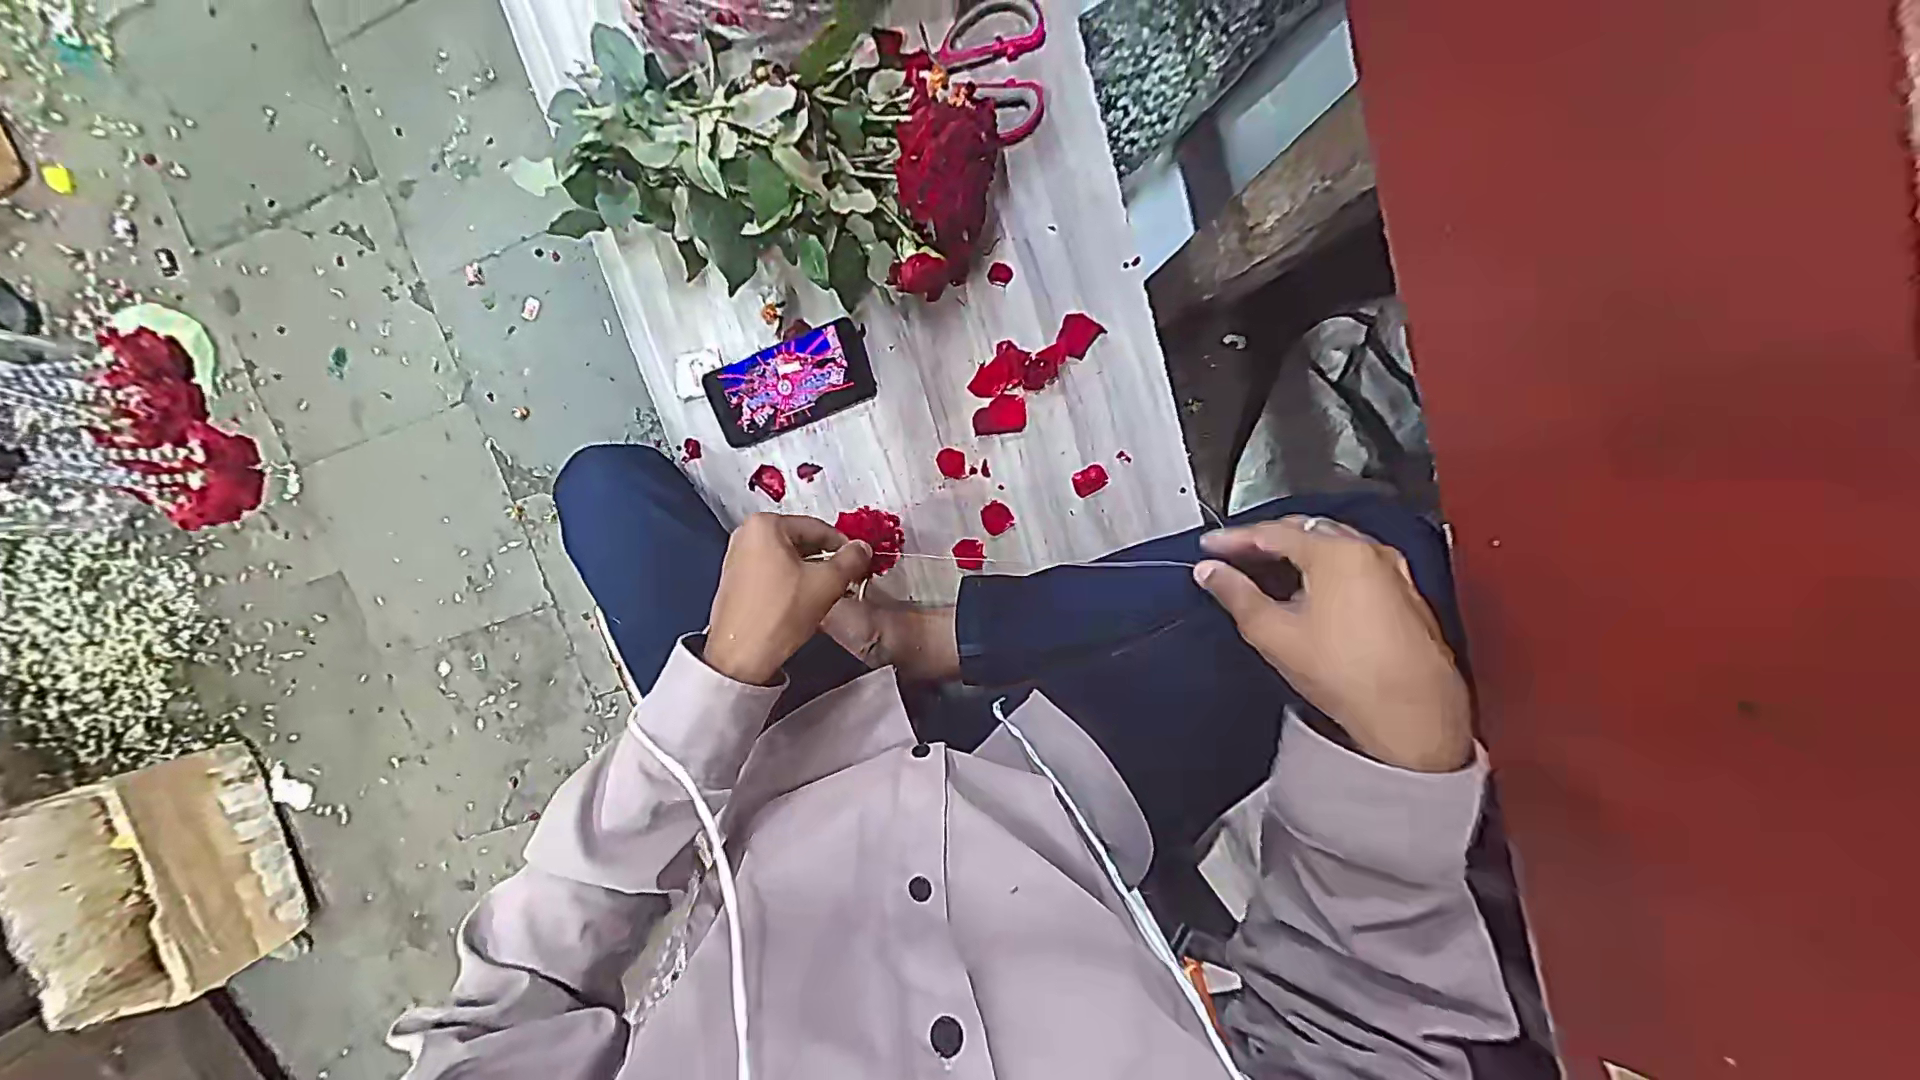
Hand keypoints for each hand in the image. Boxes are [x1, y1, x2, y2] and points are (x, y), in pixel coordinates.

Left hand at [704, 514, 871, 685]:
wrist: (741, 655)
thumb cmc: (780, 613)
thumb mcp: (828, 582)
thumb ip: (852, 559)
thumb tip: (861, 549)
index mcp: (765, 525)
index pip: (818, 528)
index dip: (844, 545)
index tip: (859, 561)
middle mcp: (746, 534)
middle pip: (802, 541)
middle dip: (827, 559)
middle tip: (847, 578)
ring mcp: (737, 557)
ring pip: (789, 558)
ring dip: (812, 572)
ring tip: (828, 592)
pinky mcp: (735, 580)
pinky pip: (773, 571)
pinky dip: (793, 581)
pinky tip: (805, 600)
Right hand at [1194, 516, 1472, 771]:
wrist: (1412, 716)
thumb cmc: (1350, 675)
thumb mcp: (1271, 632)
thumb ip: (1235, 593)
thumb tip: (1211, 572)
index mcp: (1336, 553)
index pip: (1271, 532)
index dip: (1234, 539)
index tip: (1211, 546)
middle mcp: (1369, 552)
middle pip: (1304, 530)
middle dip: (1264, 540)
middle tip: (1233, 554)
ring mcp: (1390, 571)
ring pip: (1330, 544)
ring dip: (1294, 551)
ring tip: (1264, 569)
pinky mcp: (1401, 593)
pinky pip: (1352, 564)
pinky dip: (1320, 566)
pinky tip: (1304, 589)